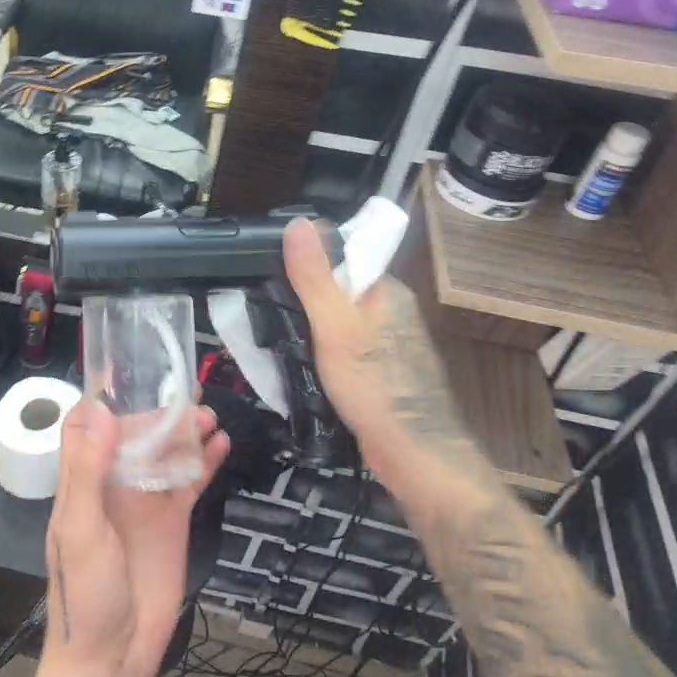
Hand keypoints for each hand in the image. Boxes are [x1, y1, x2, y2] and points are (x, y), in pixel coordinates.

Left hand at [32, 398, 228, 676]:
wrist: (113, 656)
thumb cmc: (86, 593)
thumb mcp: (80, 530)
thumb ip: (87, 471)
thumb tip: (102, 411)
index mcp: (81, 483)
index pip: (88, 430)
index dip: (104, 402)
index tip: (126, 371)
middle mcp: (112, 486)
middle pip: (134, 436)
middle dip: (157, 414)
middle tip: (188, 395)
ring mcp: (144, 503)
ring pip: (165, 455)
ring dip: (184, 433)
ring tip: (208, 413)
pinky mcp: (172, 523)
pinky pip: (189, 483)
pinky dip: (204, 462)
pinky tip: (221, 443)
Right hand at [281, 218, 462, 472]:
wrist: (413, 454)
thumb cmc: (375, 386)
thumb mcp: (335, 326)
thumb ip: (316, 277)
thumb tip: (298, 222)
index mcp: (387, 290)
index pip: (342, 258)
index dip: (305, 262)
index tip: (269, 275)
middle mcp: (392, 311)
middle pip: (338, 291)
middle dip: (303, 300)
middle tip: (264, 313)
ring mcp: (389, 344)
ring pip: (338, 323)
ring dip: (310, 330)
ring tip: (274, 339)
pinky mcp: (381, 373)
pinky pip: (343, 350)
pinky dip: (321, 354)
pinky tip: (302, 366)